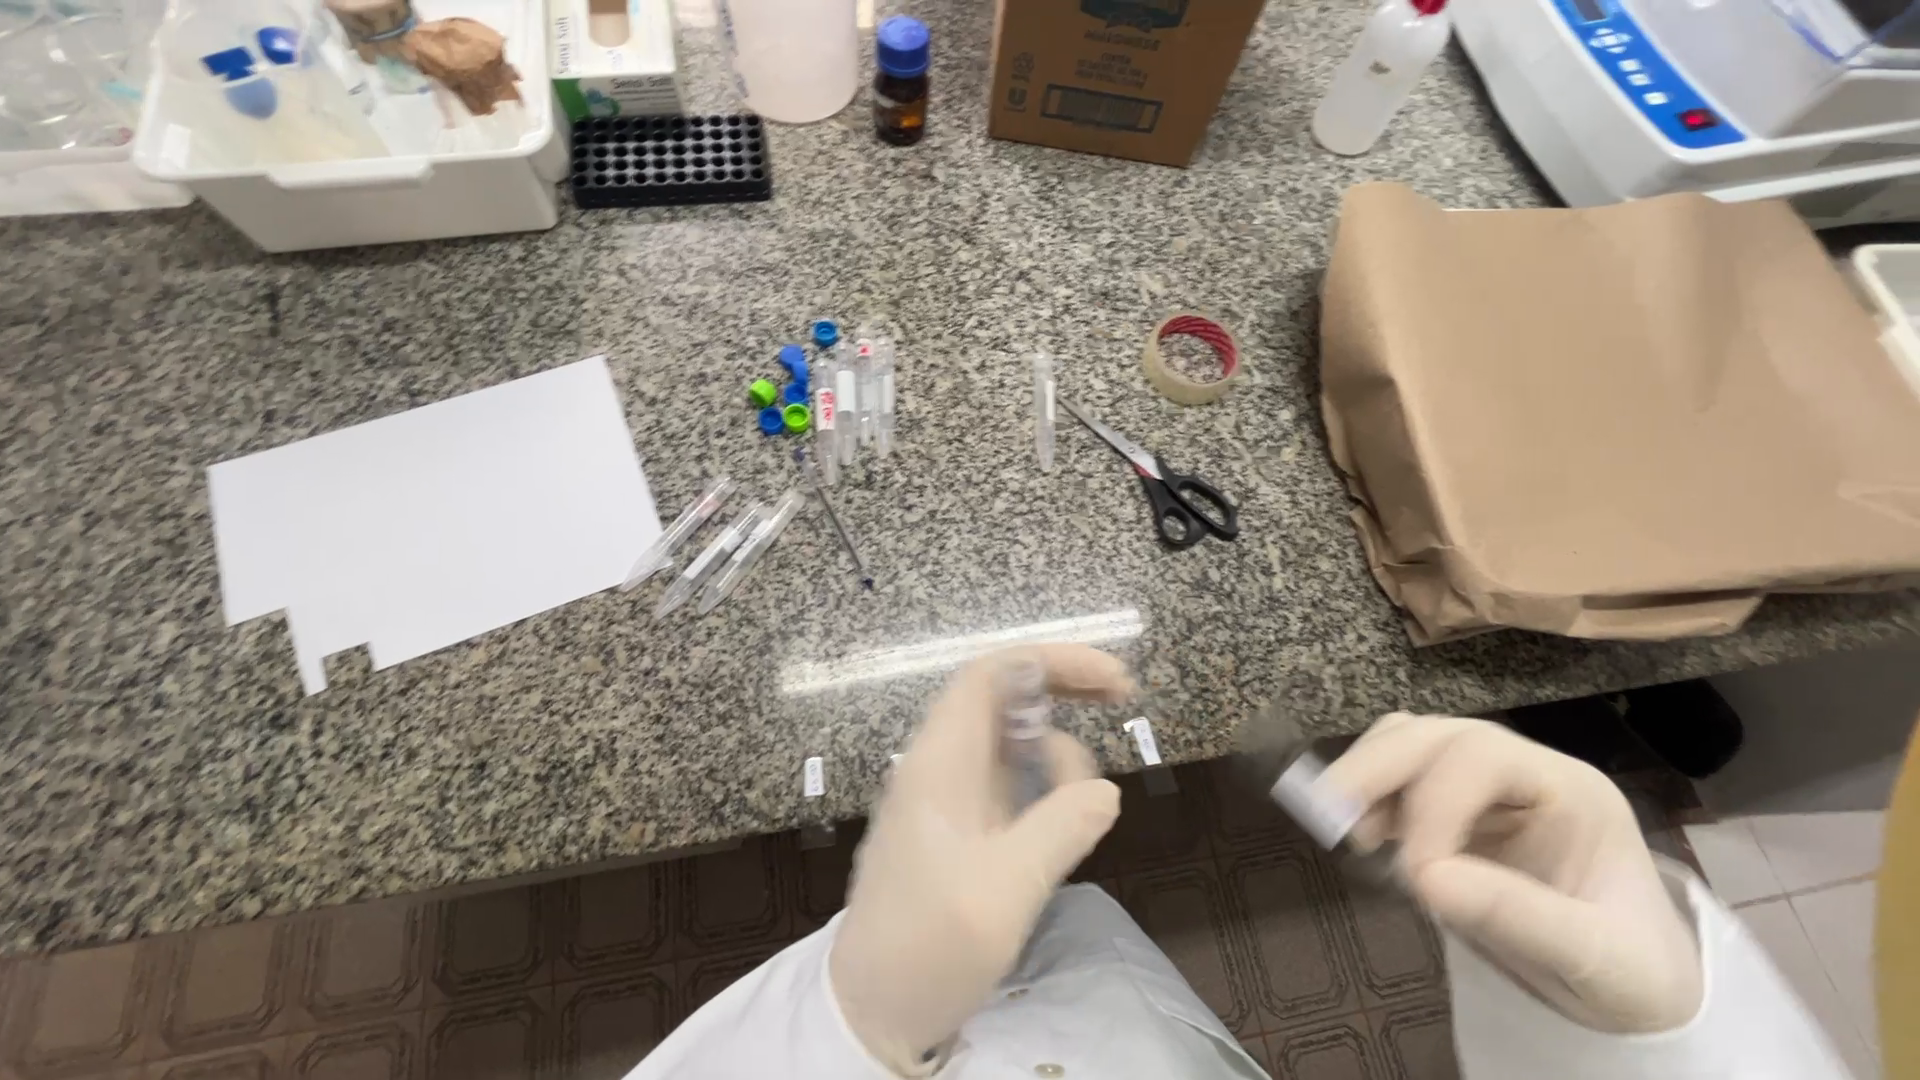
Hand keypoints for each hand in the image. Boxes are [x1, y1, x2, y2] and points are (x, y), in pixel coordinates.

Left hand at [829, 646, 1133, 1073]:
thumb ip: (1058, 831)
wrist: (870, 1011)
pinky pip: (1012, 785)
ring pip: (1014, 743)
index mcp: (938, 762)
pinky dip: (1047, 791)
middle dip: (1063, 688)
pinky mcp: (960, 827)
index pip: (990, 675)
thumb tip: (1106, 790)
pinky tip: (1062, 831)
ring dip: (1059, 758)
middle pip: (1004, 697)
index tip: (1110, 678)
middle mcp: (941, 765)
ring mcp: (949, 796)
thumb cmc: (925, 948)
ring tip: (1079, 818)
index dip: (1050, 660)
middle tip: (1122, 699)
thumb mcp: (1002, 892)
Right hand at [1320, 712, 1703, 1032]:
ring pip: (1406, 740)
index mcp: (1571, 790)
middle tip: (1329, 813)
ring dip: (1366, 774)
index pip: (1482, 758)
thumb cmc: (1630, 971)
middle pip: (1433, 734)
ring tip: (1348, 829)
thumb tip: (1425, 878)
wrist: (1632, 982)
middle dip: (1374, 767)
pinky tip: (1366, 835)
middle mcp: (1523, 768)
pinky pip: (1395, 772)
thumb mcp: (1601, 960)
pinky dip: (1367, 793)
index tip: (1417, 875)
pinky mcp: (1449, 800)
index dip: (1433, 804)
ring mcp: (1483, 780)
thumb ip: (1521, 917)